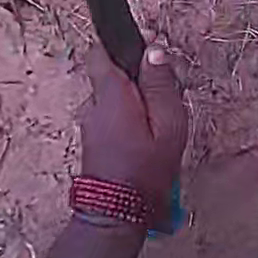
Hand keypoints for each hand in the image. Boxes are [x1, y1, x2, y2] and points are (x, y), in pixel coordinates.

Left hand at [79, 43, 188, 206]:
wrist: (119, 213)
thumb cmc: (148, 165)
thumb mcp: (168, 121)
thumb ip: (160, 84)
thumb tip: (154, 50)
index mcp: (110, 94)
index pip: (100, 52)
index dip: (123, 45)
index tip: (148, 48)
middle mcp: (93, 104)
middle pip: (112, 75)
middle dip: (137, 77)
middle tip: (167, 93)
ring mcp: (90, 123)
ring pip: (113, 97)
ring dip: (134, 99)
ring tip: (160, 119)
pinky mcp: (93, 140)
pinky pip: (111, 115)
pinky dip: (128, 116)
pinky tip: (148, 134)